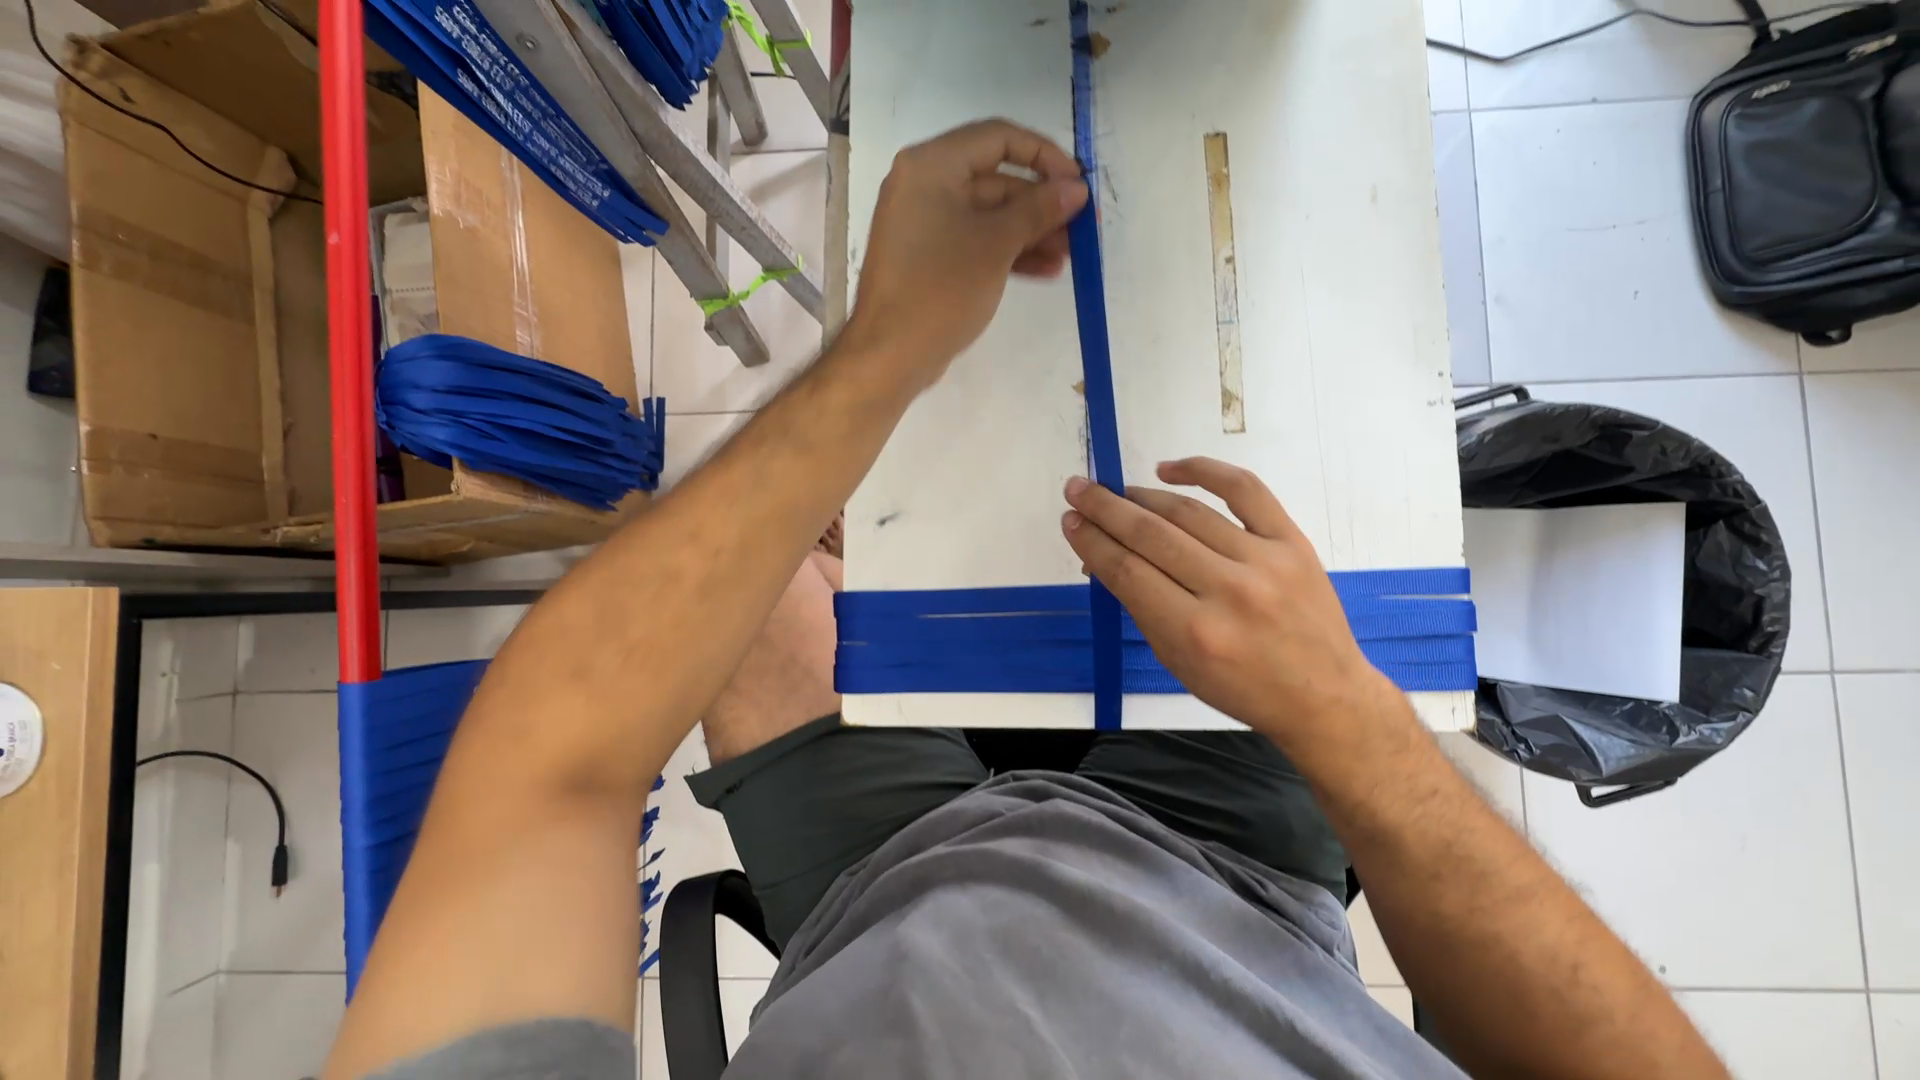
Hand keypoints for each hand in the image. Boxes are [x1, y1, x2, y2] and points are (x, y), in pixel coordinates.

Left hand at [845, 119, 1089, 387]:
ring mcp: (926, 224)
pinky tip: (1047, 270)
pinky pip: (976, 242)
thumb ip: (1038, 210)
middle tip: (1084, 226)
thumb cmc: (941, 289)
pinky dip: (1009, 252)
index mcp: (931, 166)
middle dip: (1042, 203)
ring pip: (990, 215)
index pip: (999, 138)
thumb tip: (1076, 189)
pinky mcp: (931, 258)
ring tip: (1072, 254)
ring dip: (1032, 231)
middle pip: (996, 179)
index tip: (1078, 184)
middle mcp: (925, 186)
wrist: (890, 354)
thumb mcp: (996, 245)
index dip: (1045, 156)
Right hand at [1060, 459, 1414, 756]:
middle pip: (1149, 534)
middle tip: (1077, 491)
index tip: (1070, 521)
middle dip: (1104, 509)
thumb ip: (1142, 607)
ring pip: (1187, 512)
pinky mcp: (1292, 542)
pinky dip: (1204, 470)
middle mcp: (1227, 592)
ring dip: (1142, 496)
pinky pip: (1244, 490)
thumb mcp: (1177, 662)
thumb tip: (1105, 556)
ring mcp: (1263, 562)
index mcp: (1192, 632)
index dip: (1091, 540)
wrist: (1322, 696)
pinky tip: (1170, 469)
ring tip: (1116, 492)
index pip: (1126, 571)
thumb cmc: (1241, 688)